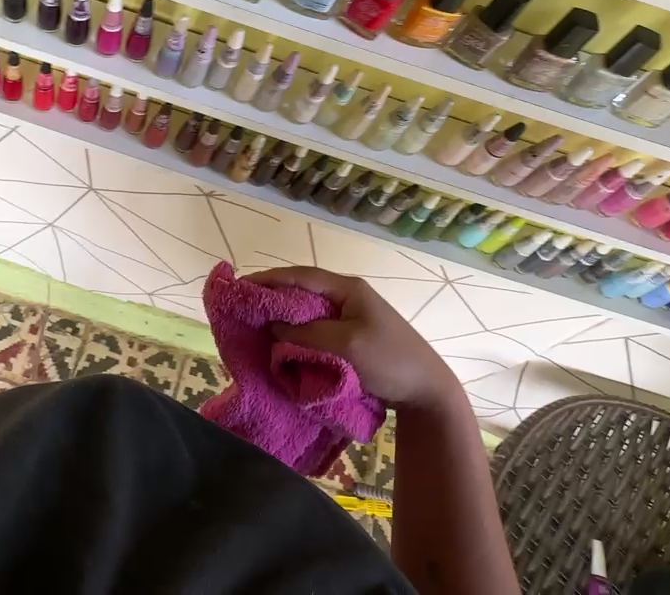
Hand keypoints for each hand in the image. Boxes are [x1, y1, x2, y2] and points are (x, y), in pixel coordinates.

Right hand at [245, 266, 462, 411]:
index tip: (241, 285)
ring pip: (308, 312)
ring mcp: (351, 317)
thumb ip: (307, 333)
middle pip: (302, 291)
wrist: (428, 392)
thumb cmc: (390, 361)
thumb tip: (274, 327)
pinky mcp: (351, 339)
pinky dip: (297, 335)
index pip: (301, 276)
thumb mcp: (346, 345)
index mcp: (348, 289)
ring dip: (284, 318)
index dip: (270, 279)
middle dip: (273, 297)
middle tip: (243, 307)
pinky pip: (316, 330)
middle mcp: (348, 297)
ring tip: (256, 326)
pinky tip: (282, 344)